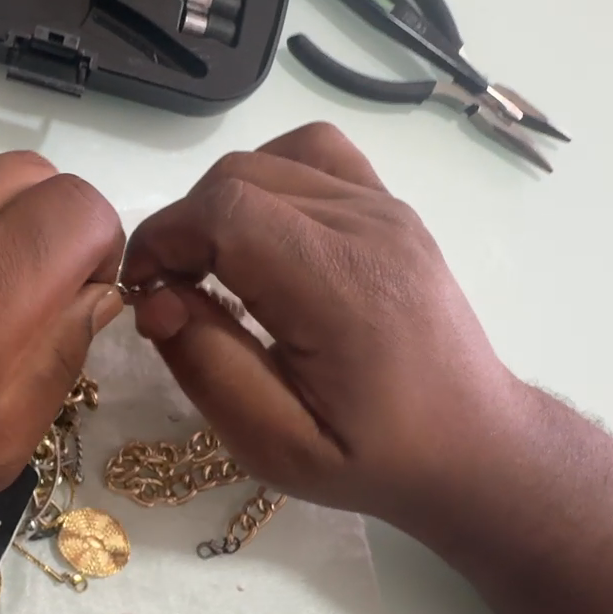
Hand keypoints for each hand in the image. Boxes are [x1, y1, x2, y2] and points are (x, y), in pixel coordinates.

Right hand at [119, 123, 532, 521]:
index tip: (142, 291)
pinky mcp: (389, 208)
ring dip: (217, 206)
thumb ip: (207, 367)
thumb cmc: (368, 456)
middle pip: (237, 178)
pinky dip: (264, 183)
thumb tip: (154, 301)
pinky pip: (311, 157)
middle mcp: (365, 226)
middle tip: (170, 293)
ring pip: (268, 160)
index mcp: (338, 287)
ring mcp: (384, 208)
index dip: (162, 239)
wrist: (470, 444)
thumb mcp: (273, 443)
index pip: (226, 212)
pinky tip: (258, 237)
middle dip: (180, 227)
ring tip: (211, 265)